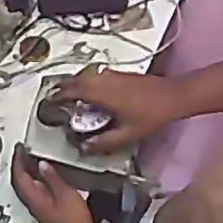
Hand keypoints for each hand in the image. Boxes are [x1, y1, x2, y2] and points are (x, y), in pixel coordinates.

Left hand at [10, 148, 97, 222]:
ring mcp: (38, 208)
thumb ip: (52, 178)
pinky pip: (33, 192)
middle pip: (19, 182)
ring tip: (30, 160)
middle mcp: (32, 203)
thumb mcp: (65, 193)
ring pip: (26, 187)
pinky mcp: (45, 211)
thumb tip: (42, 164)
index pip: (19, 176)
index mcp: (33, 198)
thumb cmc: (73, 220)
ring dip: (25, 173)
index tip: (19, 148)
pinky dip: (34, 180)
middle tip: (22, 152)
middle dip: (19, 166)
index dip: (17, 161)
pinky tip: (42, 176)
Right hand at [57, 67, 188, 154]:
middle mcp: (105, 80)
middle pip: (76, 79)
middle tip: (53, 96)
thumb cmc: (152, 114)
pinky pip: (97, 75)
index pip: (73, 91)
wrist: (174, 96)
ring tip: (67, 93)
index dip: (58, 96)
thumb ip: (104, 142)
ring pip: (86, 75)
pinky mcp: (121, 74)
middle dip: (62, 87)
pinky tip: (90, 91)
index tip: (48, 102)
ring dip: (74, 83)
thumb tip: (85, 148)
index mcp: (103, 93)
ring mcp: (114, 75)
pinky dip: (87, 81)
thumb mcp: (127, 134)